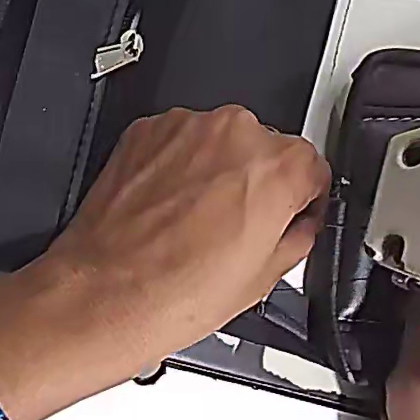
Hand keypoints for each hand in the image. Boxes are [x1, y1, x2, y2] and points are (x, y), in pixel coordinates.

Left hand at [36, 105, 328, 372]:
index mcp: (278, 168)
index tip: (293, 210)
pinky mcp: (147, 130)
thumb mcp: (264, 276)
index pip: (314, 166)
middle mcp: (234, 134)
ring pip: (220, 141)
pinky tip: (169, 207)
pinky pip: (179, 141)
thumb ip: (298, 235)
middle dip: (257, 182)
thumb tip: (298, 224)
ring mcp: (186, 127)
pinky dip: (178, 165)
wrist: (106, 292)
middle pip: (265, 148)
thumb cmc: (174, 292)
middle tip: (237, 224)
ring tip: (195, 220)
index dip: (304, 196)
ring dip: (216, 170)